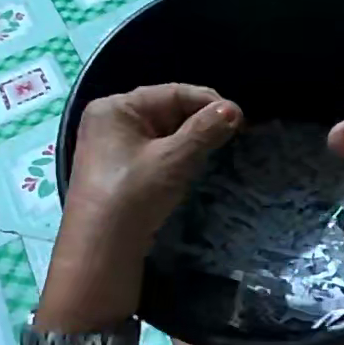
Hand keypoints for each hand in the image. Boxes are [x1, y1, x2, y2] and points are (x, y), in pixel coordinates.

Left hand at [42, 84, 241, 329]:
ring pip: (166, 132)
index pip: (172, 93)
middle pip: (168, 110)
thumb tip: (235, 110)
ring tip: (223, 147)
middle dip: (202, 120)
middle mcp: (111, 121)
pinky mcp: (123, 170)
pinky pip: (159, 151)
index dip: (209, 102)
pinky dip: (181, 154)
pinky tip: (199, 163)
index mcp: (115, 108)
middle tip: (236, 133)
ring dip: (194, 138)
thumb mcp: (173, 160)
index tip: (241, 118)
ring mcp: (115, 147)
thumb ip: (204, 131)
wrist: (102, 252)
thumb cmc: (133, 196)